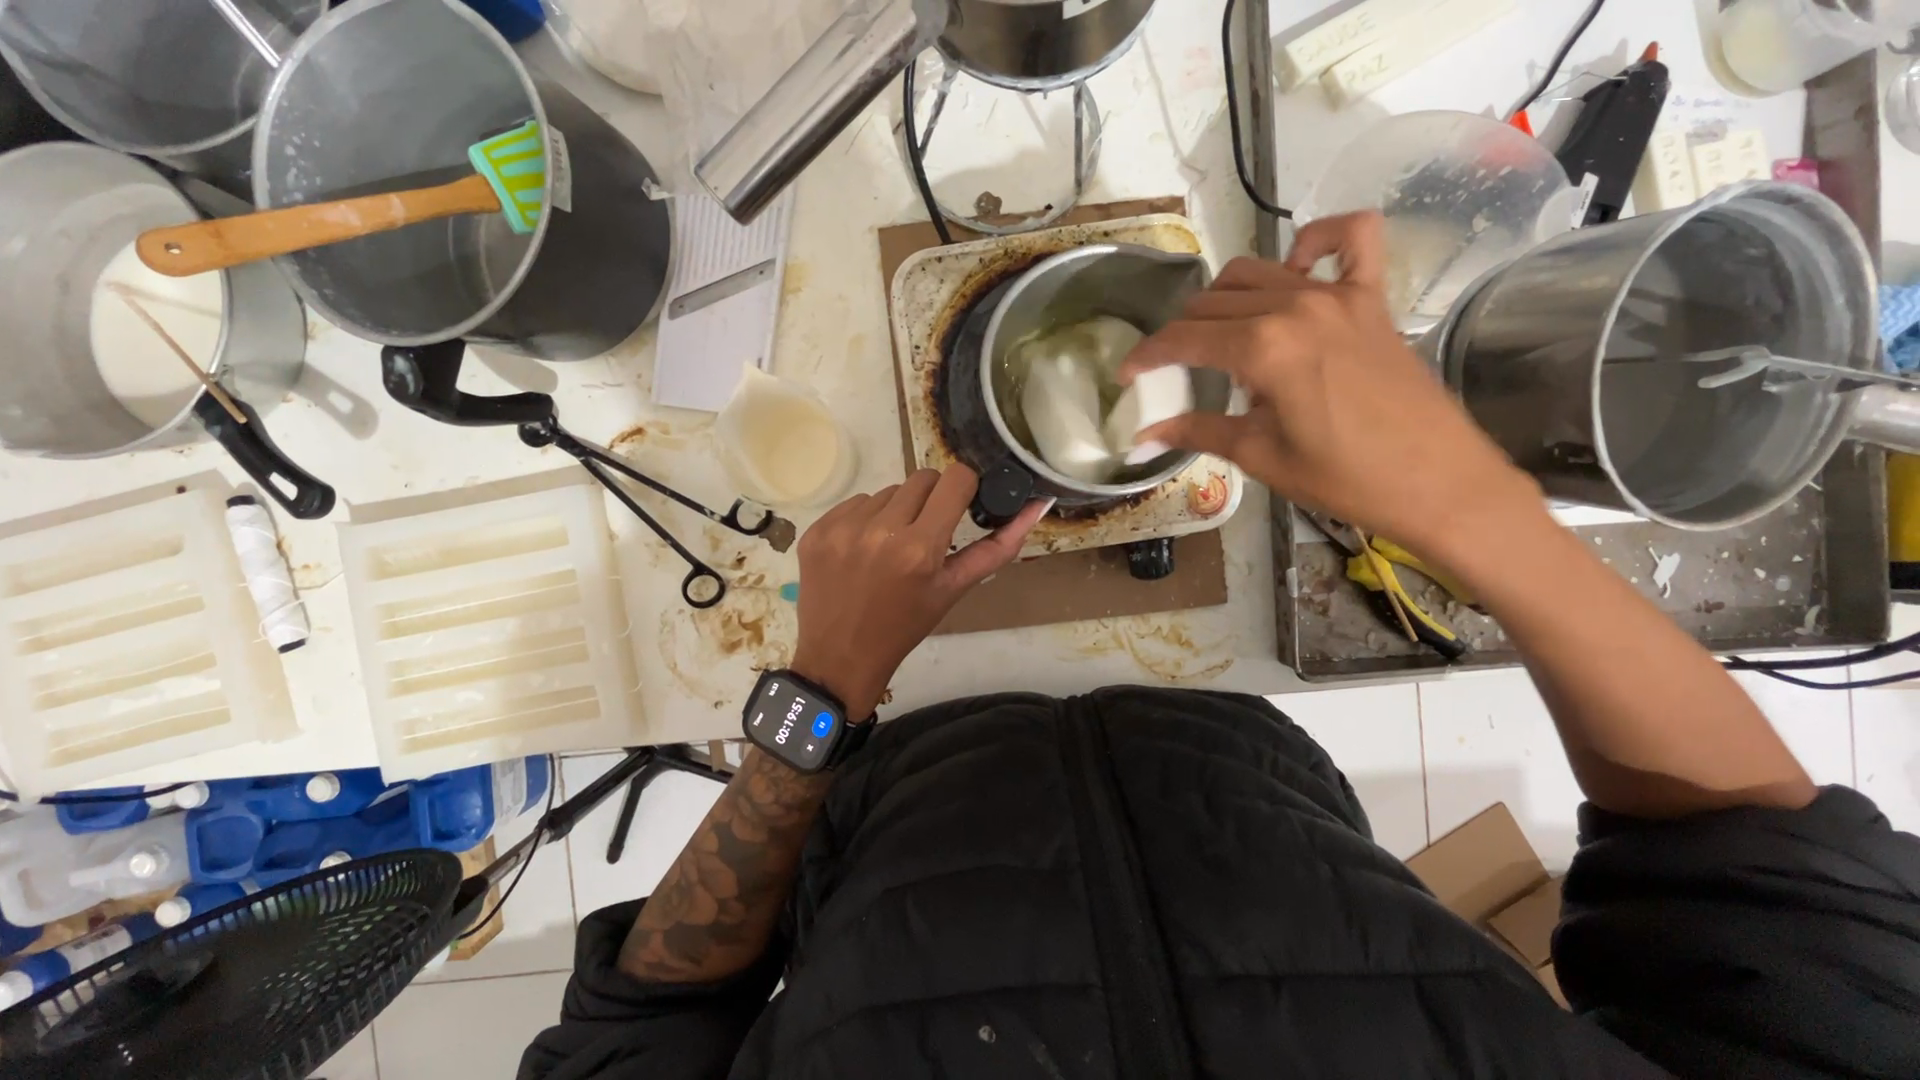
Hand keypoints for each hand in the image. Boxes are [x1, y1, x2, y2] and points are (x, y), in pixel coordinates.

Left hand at [789, 466, 1047, 717]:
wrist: (839, 658)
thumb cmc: (904, 627)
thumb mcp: (953, 590)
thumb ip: (997, 548)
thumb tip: (1037, 506)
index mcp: (920, 548)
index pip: (955, 479)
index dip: (963, 489)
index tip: (959, 507)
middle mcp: (880, 530)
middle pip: (921, 479)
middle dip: (931, 500)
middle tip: (925, 534)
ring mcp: (843, 528)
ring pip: (887, 491)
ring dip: (896, 511)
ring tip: (890, 549)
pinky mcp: (818, 530)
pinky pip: (854, 503)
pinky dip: (865, 520)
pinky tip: (862, 552)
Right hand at [1118, 211, 1539, 566]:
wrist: (1438, 483)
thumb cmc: (1345, 479)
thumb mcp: (1261, 456)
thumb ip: (1199, 432)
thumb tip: (1144, 436)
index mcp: (1264, 349)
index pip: (1184, 339)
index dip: (1148, 356)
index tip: (1128, 374)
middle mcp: (1295, 306)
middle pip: (1213, 301)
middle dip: (1181, 332)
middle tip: (1173, 368)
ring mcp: (1338, 295)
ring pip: (1258, 270)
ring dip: (1225, 297)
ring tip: (1221, 334)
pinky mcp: (1372, 299)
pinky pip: (1350, 238)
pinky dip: (1319, 239)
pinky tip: (1298, 266)